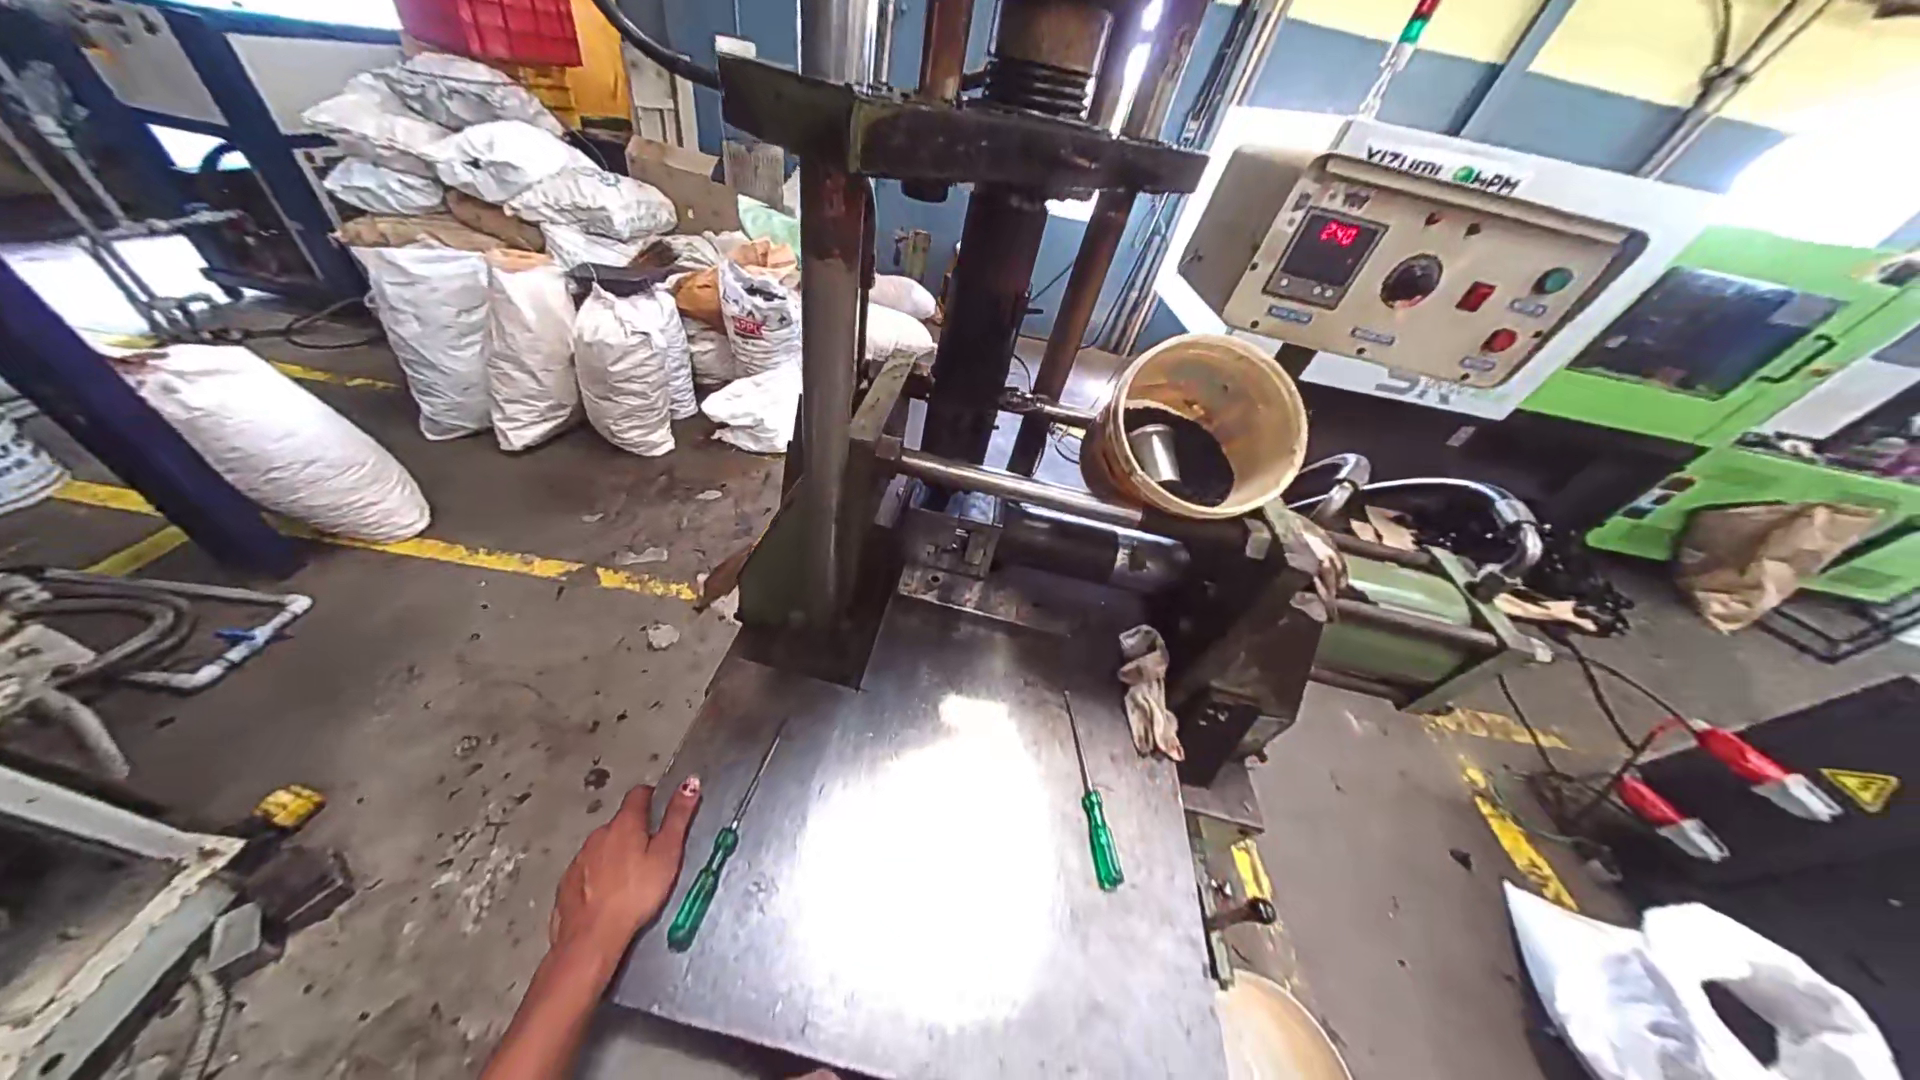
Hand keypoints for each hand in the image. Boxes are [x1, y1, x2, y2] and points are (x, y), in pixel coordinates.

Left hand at [549, 778, 700, 953]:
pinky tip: (609, 894)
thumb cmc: (637, 893)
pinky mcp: (566, 883)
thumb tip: (690, 782)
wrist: (590, 939)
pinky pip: (588, 869)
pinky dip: (599, 874)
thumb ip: (678, 816)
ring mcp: (579, 859)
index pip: (639, 794)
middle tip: (653, 853)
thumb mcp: (667, 853)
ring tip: (632, 877)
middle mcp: (598, 834)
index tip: (663, 812)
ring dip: (617, 852)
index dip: (653, 798)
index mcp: (625, 823)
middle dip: (636, 830)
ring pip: (603, 846)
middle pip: (621, 822)